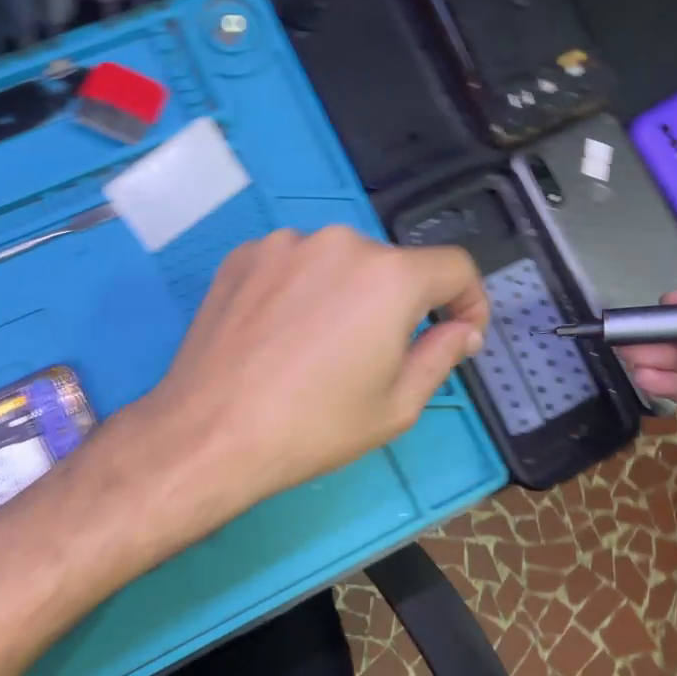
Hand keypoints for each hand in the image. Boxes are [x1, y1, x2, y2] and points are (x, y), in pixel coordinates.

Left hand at [136, 226, 486, 509]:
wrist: (210, 432)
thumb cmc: (311, 427)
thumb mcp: (396, 407)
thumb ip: (441, 355)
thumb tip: (459, 329)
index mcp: (388, 276)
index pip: (452, 267)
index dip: (466, 301)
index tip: (458, 333)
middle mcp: (337, 243)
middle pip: (389, 266)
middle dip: (396, 305)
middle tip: (373, 358)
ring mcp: (282, 245)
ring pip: (335, 264)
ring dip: (343, 295)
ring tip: (316, 350)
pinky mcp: (240, 257)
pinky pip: (290, 266)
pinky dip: (297, 291)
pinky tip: (278, 336)